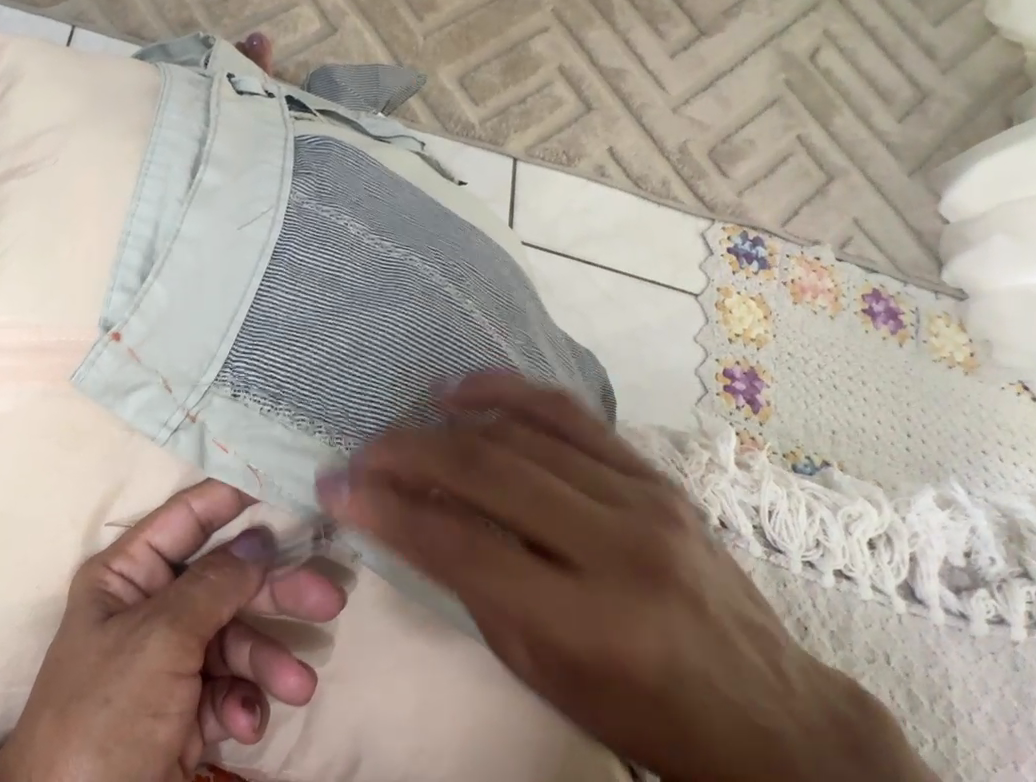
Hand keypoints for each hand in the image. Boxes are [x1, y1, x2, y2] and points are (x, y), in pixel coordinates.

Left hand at [0, 479, 346, 781]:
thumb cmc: (106, 709)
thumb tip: (257, 538)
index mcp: (125, 576)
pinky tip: (241, 727)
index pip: (182, 522)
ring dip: (265, 662)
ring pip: (233, 641)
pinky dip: (242, 706)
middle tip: (328, 598)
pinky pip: (227, 692)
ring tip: (297, 686)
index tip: (283, 491)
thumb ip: (212, 587)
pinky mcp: (183, 713)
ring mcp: (166, 664)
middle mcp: (146, 610)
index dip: (228, 502)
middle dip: (271, 593)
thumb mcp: (158, 639)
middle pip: (221, 583)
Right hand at [318, 372, 935, 781]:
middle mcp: (620, 550)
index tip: (335, 489)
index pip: (461, 545)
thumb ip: (471, 583)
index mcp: (588, 621)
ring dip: (442, 426)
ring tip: (398, 432)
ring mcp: (647, 503)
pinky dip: (506, 393)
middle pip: (486, 474)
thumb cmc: (635, 705)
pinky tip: (459, 390)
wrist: (767, 712)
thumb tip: (403, 514)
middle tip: (359, 456)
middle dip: (405, 455)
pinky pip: (570, 416)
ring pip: (519, 436)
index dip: (385, 511)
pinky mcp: (659, 478)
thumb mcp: (538, 667)